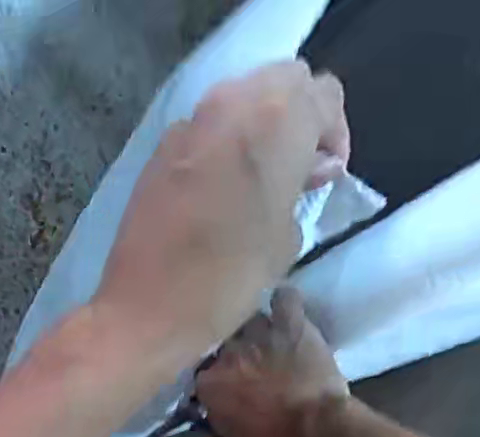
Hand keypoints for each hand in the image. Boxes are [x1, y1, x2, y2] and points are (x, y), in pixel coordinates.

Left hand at [92, 61, 349, 368]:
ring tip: (256, 182)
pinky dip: (218, 148)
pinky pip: (202, 133)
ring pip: (238, 102)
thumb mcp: (283, 242)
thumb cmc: (226, 280)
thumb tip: (310, 171)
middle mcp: (231, 104)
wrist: (146, 309)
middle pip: (281, 85)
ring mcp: (188, 125)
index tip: (326, 177)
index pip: (325, 97)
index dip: (333, 135)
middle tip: (295, 171)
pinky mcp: (157, 151)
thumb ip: (303, 192)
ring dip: (255, 130)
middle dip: (296, 120)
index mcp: (277, 119)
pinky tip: (216, 193)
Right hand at [197, 287, 361, 436]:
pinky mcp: (292, 324)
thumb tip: (220, 409)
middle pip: (220, 341)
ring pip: (247, 317)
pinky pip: (284, 299)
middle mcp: (227, 353)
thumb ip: (221, 416)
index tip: (219, 387)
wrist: (316, 435)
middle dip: (229, 350)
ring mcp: (259, 334)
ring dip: (253, 326)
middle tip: (241, 361)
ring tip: (261, 334)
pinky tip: (284, 308)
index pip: (198, 372)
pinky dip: (284, 302)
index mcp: (209, 385)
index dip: (211, 378)